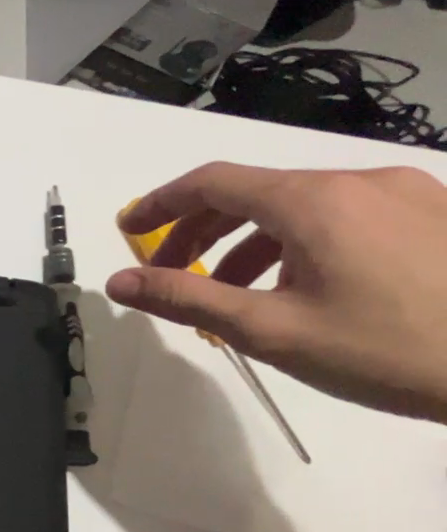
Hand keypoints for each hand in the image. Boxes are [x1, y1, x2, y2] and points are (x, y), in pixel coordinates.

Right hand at [107, 163, 446, 421]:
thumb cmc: (391, 349)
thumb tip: (116, 281)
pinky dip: (299, 241)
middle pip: (253, 191)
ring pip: (300, 204)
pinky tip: (304, 285)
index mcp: (313, 202)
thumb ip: (185, 298)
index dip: (159, 203)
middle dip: (199, 230)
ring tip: (235, 290)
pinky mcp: (440, 216)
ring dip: (249, 240)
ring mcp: (410, 195)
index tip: (129, 231)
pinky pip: (346, 215)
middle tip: (170, 273)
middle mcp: (360, 183)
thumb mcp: (270, 330)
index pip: (211, 182)